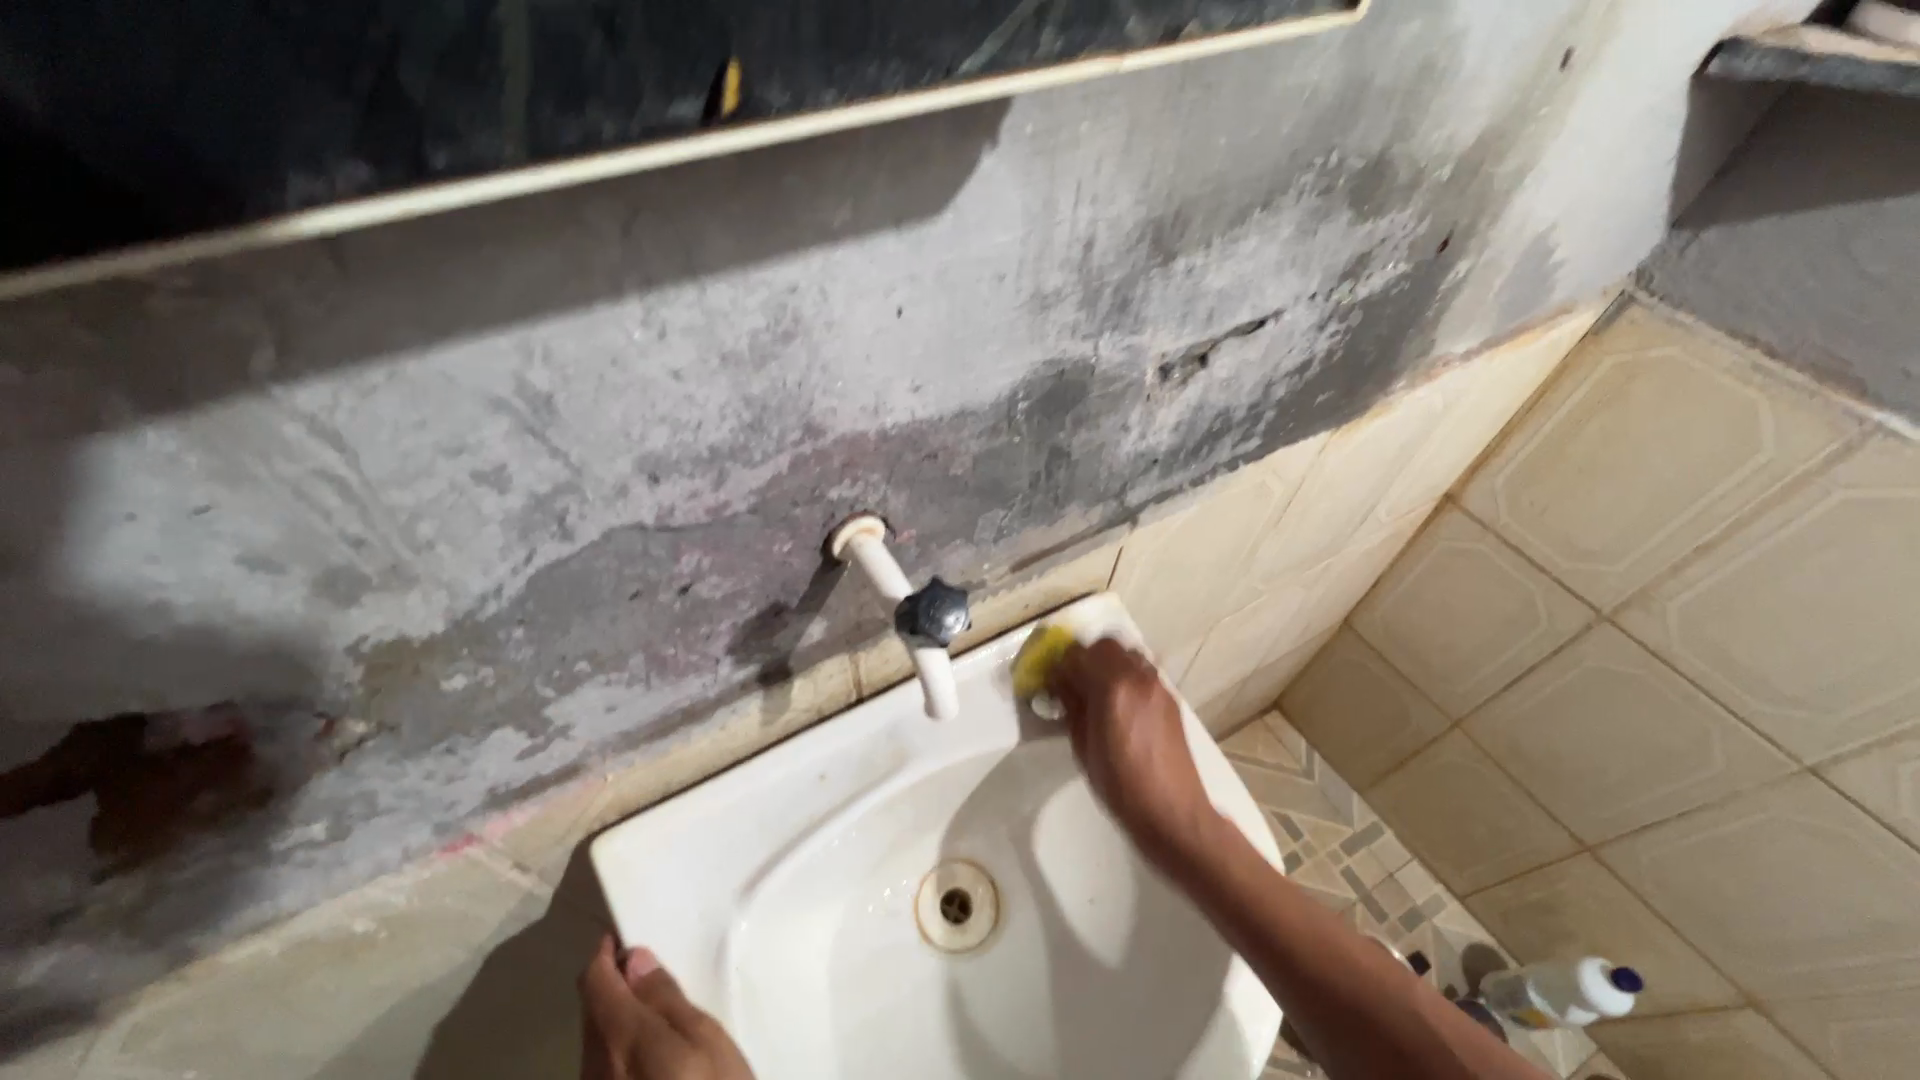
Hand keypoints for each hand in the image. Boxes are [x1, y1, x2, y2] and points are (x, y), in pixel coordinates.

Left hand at [579, 935, 755, 1079]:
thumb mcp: (705, 1041)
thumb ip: (666, 999)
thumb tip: (634, 961)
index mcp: (619, 1037)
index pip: (593, 981)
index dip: (605, 954)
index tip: (625, 937)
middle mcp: (593, 1067)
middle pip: (590, 1013)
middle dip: (612, 985)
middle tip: (650, 971)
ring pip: (595, 1042)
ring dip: (617, 1018)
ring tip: (658, 1012)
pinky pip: (602, 1069)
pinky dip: (621, 1048)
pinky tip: (653, 1054)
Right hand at [1048, 638, 1220, 870]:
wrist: (1172, 811)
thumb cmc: (1121, 786)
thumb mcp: (1083, 747)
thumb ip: (1072, 706)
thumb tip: (1061, 683)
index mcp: (1113, 688)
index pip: (1079, 653)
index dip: (1060, 664)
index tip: (1051, 680)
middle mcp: (1139, 677)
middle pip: (1106, 645)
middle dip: (1086, 657)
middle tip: (1073, 683)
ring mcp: (1159, 686)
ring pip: (1129, 654)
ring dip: (1109, 664)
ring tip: (1097, 692)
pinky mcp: (1171, 698)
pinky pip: (1144, 671)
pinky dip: (1128, 676)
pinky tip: (1119, 705)